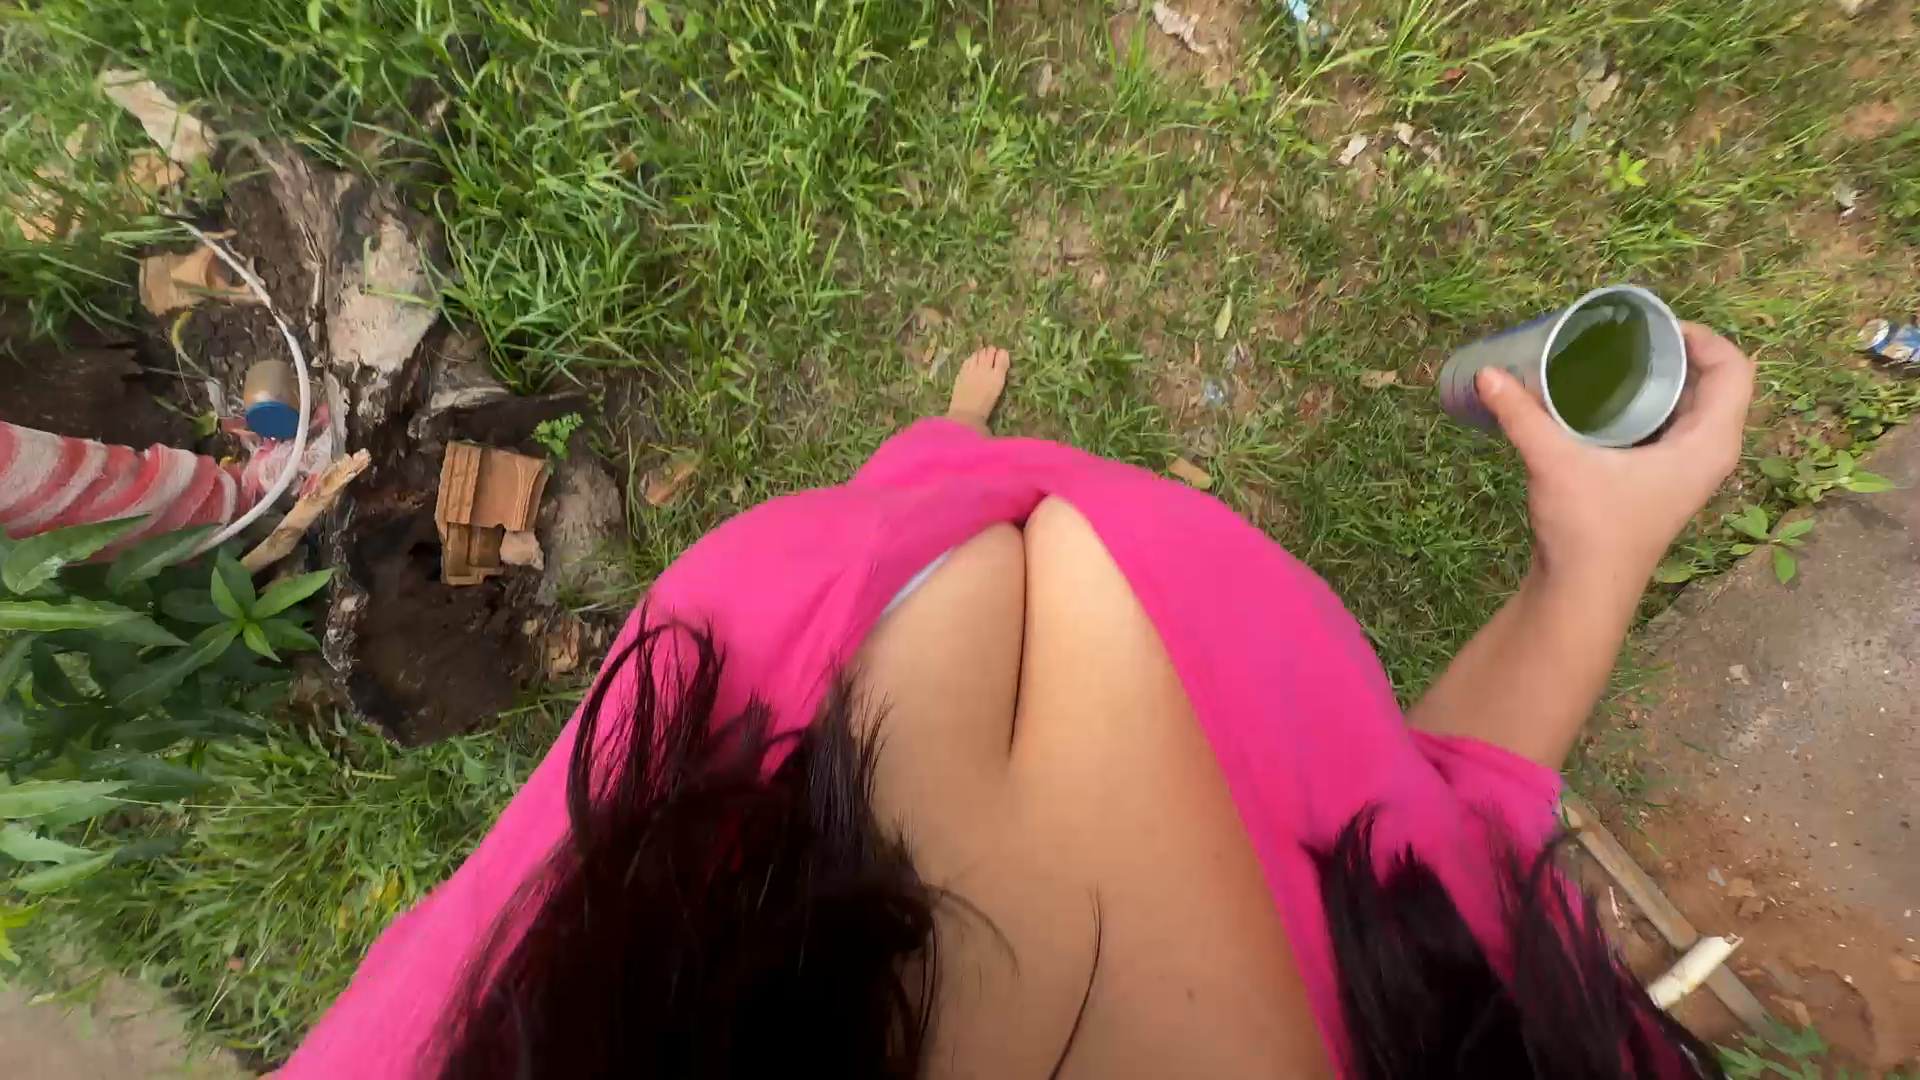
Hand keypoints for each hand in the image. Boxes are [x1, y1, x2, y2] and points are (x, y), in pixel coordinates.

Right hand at [1475, 322, 1754, 588]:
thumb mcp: (1555, 463)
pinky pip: (1656, 434)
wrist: (1582, 588)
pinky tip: (1591, 412)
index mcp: (1708, 441)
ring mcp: (1680, 473)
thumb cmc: (1589, 525)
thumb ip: (1522, 417)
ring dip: (1649, 387)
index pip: (1733, 370)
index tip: (1651, 326)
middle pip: (1707, 387)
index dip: (1701, 338)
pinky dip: (1632, 414)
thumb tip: (1488, 374)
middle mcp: (1705, 453)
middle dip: (1667, 359)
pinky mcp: (1652, 486)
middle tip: (1618, 343)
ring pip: (1680, 413)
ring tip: (1603, 368)